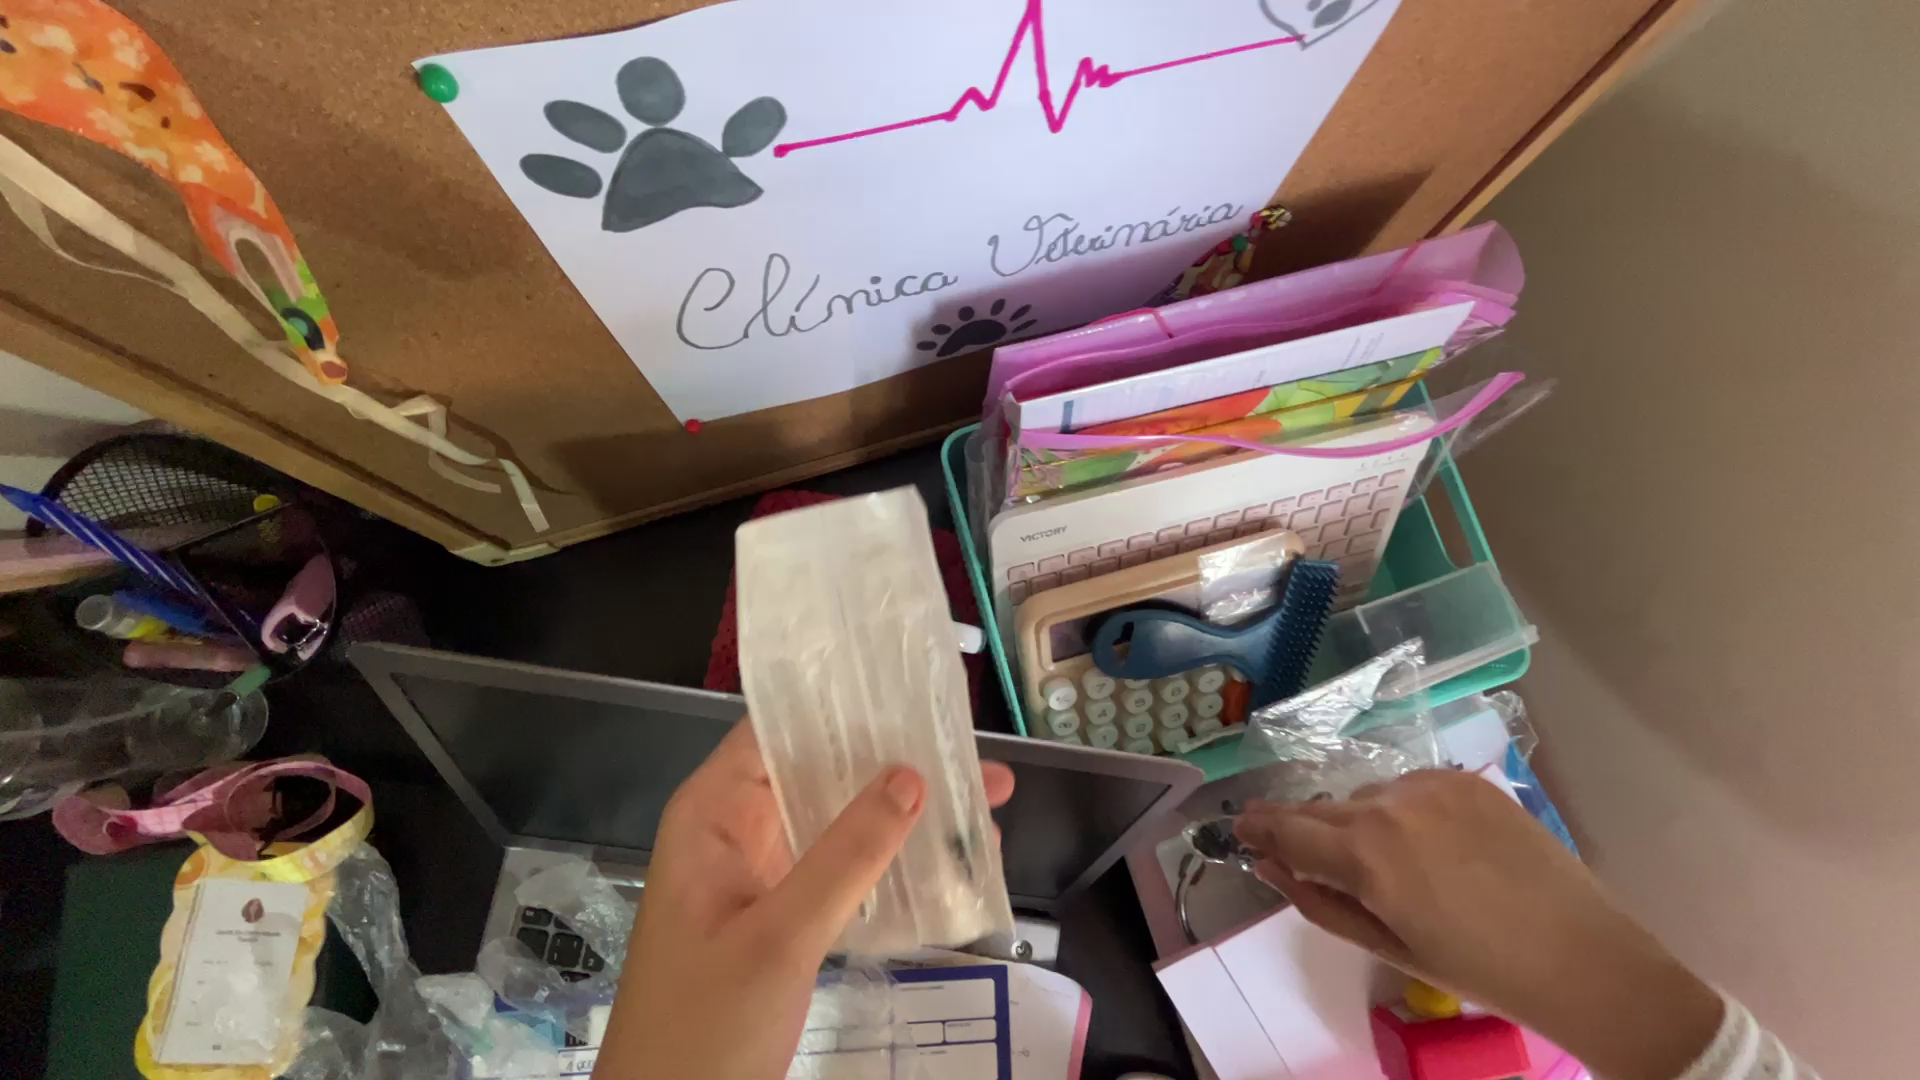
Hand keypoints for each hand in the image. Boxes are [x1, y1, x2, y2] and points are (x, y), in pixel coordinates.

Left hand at [596, 723, 1014, 1079]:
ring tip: (981, 796)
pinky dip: (890, 854)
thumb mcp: (779, 938)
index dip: (840, 705)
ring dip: (902, 808)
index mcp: (715, 809)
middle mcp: (739, 824)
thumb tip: (913, 776)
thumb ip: (846, 855)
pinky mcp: (785, 907)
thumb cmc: (704, 1028)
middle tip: (969, 749)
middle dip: (894, 759)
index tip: (911, 694)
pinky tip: (948, 855)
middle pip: (820, 769)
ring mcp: (763, 867)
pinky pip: (842, 861)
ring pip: (838, 815)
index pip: (778, 727)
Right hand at [1234, 769, 1722, 1079]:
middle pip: (1318, 807)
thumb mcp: (1386, 945)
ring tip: (1382, 856)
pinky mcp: (1462, 778)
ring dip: (1355, 820)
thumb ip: (1315, 899)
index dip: (1256, 826)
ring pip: (1362, 795)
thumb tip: (1266, 864)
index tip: (1239, 827)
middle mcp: (1387, 806)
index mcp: (1365, 856)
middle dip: (1300, 825)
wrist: (1590, 962)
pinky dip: (1399, 808)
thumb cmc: (1480, 970)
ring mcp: (1428, 786)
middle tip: (1292, 843)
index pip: (1285, 827)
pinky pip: (1405, 786)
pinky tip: (1425, 839)